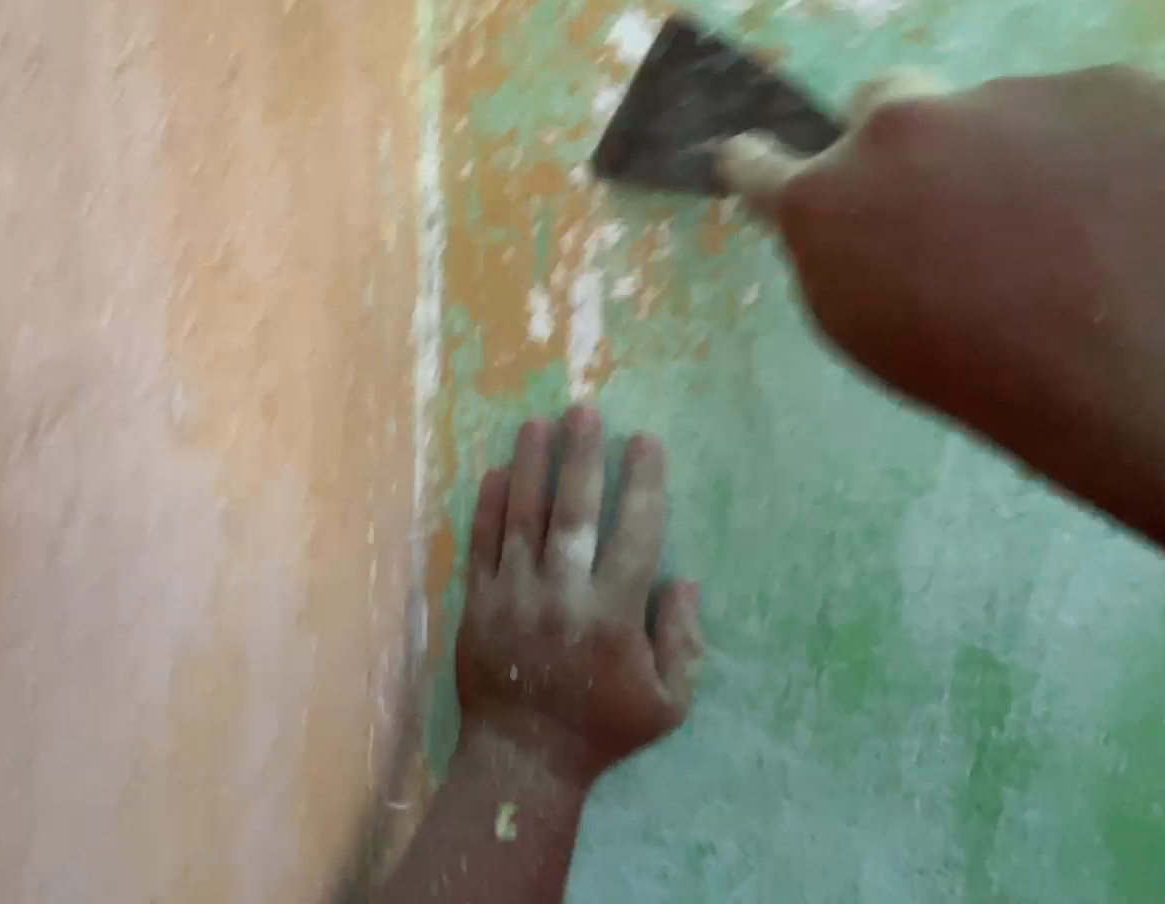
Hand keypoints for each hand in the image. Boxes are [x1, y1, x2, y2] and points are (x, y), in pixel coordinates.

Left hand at [457, 407, 701, 787]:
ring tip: (538, 423)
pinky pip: (482, 544)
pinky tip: (497, 471)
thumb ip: (683, 642)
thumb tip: (686, 580)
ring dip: (531, 466)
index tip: (646, 442)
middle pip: (573, 514)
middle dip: (582, 458)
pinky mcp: (478, 600)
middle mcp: (562, 596)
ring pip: (521, 518)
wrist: (522, 754)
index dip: (643, 485)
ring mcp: (514, 594)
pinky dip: (488, 506)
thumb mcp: (667, 704)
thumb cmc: (601, 729)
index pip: (634, 536)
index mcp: (613, 618)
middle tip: (585, 411)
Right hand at [740, 67, 1164, 445]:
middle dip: (896, 138)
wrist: (1164, 362)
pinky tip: (1124, 206)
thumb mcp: (859, 320)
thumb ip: (830, 250)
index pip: (757, 165)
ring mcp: (1006, 98)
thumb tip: (834, 218)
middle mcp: (900, 130)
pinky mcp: (1113, 85)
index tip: (750, 158)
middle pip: (880, 101)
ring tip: (1063, 223)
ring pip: (987, 114)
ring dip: (1000, 152)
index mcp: (824, 197)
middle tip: (943, 195)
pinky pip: (1076, 112)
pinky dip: (1085, 149)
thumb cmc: (974, 364)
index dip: (754, 164)